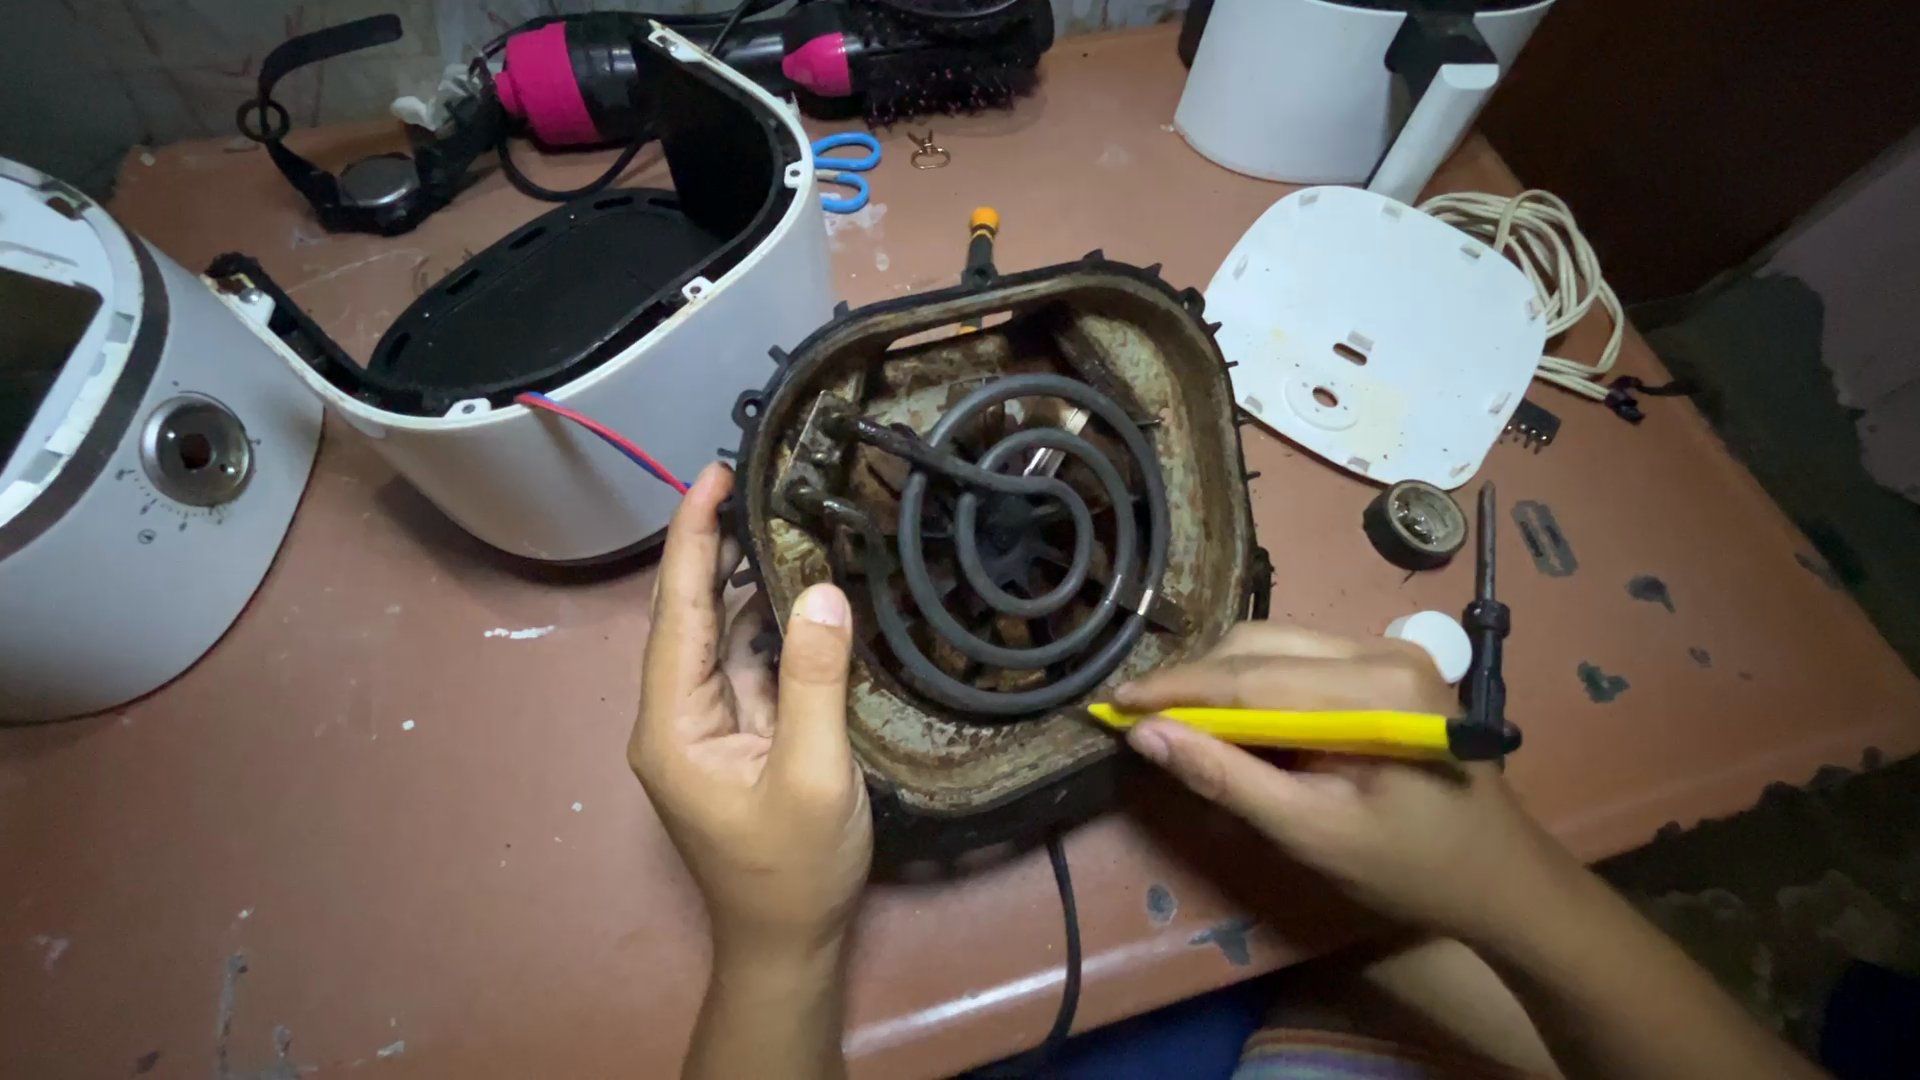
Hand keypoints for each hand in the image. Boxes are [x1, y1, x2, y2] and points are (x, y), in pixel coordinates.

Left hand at [628, 464, 872, 956]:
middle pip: (686, 613)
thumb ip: (813, 682)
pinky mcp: (735, 730)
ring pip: (715, 633)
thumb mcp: (812, 775)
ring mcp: (705, 722)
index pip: (676, 610)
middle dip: (710, 546)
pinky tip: (792, 590)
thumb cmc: (793, 868)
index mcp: (673, 722)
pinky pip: (744, 660)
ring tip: (776, 521)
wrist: (786, 941)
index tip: (712, 476)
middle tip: (752, 485)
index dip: (692, 538)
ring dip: (740, 579)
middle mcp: (676, 713)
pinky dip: (765, 620)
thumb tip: (821, 591)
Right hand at [1112, 624, 1578, 942]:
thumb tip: (1144, 735)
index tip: (1114, 703)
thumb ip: (1225, 778)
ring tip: (1176, 718)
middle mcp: (1383, 648)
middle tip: (1139, 717)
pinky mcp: (1378, 659)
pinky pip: (1289, 654)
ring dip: (1215, 679)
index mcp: (1379, 691)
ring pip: (1267, 642)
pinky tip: (1228, 715)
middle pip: (1256, 646)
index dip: (1174, 691)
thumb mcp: (1310, 833)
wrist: (1502, 878)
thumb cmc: (1411, 868)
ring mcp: (1385, 647)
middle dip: (1191, 681)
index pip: (1250, 679)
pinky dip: (1246, 681)